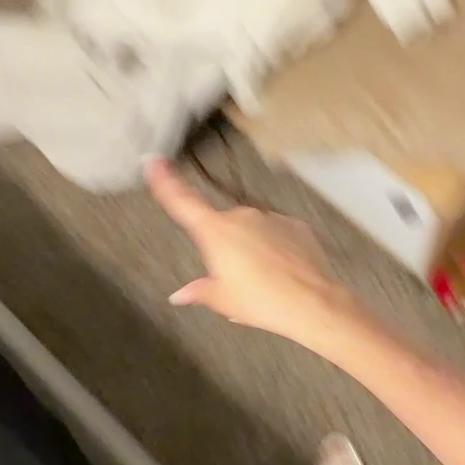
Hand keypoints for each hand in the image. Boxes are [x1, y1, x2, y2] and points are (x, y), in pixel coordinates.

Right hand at [145, 160, 363, 346]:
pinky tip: (282, 271)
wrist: (310, 301)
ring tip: (264, 280)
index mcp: (215, 232)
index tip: (154, 162)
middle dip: (226, 247)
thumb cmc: (262, 302)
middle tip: (237, 278)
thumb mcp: (223, 300)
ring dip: (253, 248)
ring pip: (252, 231)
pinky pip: (278, 234)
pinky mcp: (295, 225)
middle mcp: (241, 217)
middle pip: (223, 227)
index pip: (183, 203)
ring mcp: (270, 217)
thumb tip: (179, 295)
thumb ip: (199, 291)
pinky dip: (277, 248)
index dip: (166, 182)